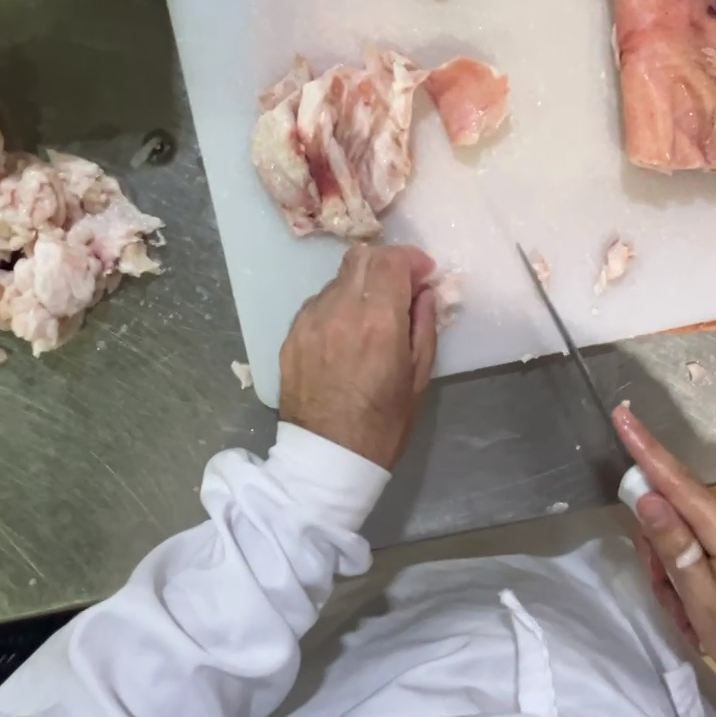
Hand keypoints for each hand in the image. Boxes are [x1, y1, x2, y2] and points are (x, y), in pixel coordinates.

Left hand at [279, 244, 438, 469]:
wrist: (327, 459)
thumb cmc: (383, 424)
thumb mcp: (418, 377)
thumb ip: (424, 326)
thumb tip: (423, 292)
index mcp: (379, 322)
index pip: (392, 261)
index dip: (412, 258)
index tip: (424, 273)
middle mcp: (340, 311)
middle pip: (362, 257)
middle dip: (387, 263)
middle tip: (401, 285)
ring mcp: (310, 321)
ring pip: (338, 278)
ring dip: (361, 284)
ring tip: (372, 313)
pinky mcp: (291, 334)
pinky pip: (318, 302)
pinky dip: (337, 304)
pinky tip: (345, 331)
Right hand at [615, 403, 715, 703]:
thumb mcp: (705, 606)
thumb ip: (674, 549)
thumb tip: (647, 498)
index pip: (677, 481)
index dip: (645, 448)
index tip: (621, 413)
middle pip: (674, 514)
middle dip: (658, 552)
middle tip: (669, 599)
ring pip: (684, 539)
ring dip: (674, 576)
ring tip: (689, 619)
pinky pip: (701, 554)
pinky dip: (689, 582)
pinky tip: (698, 617)